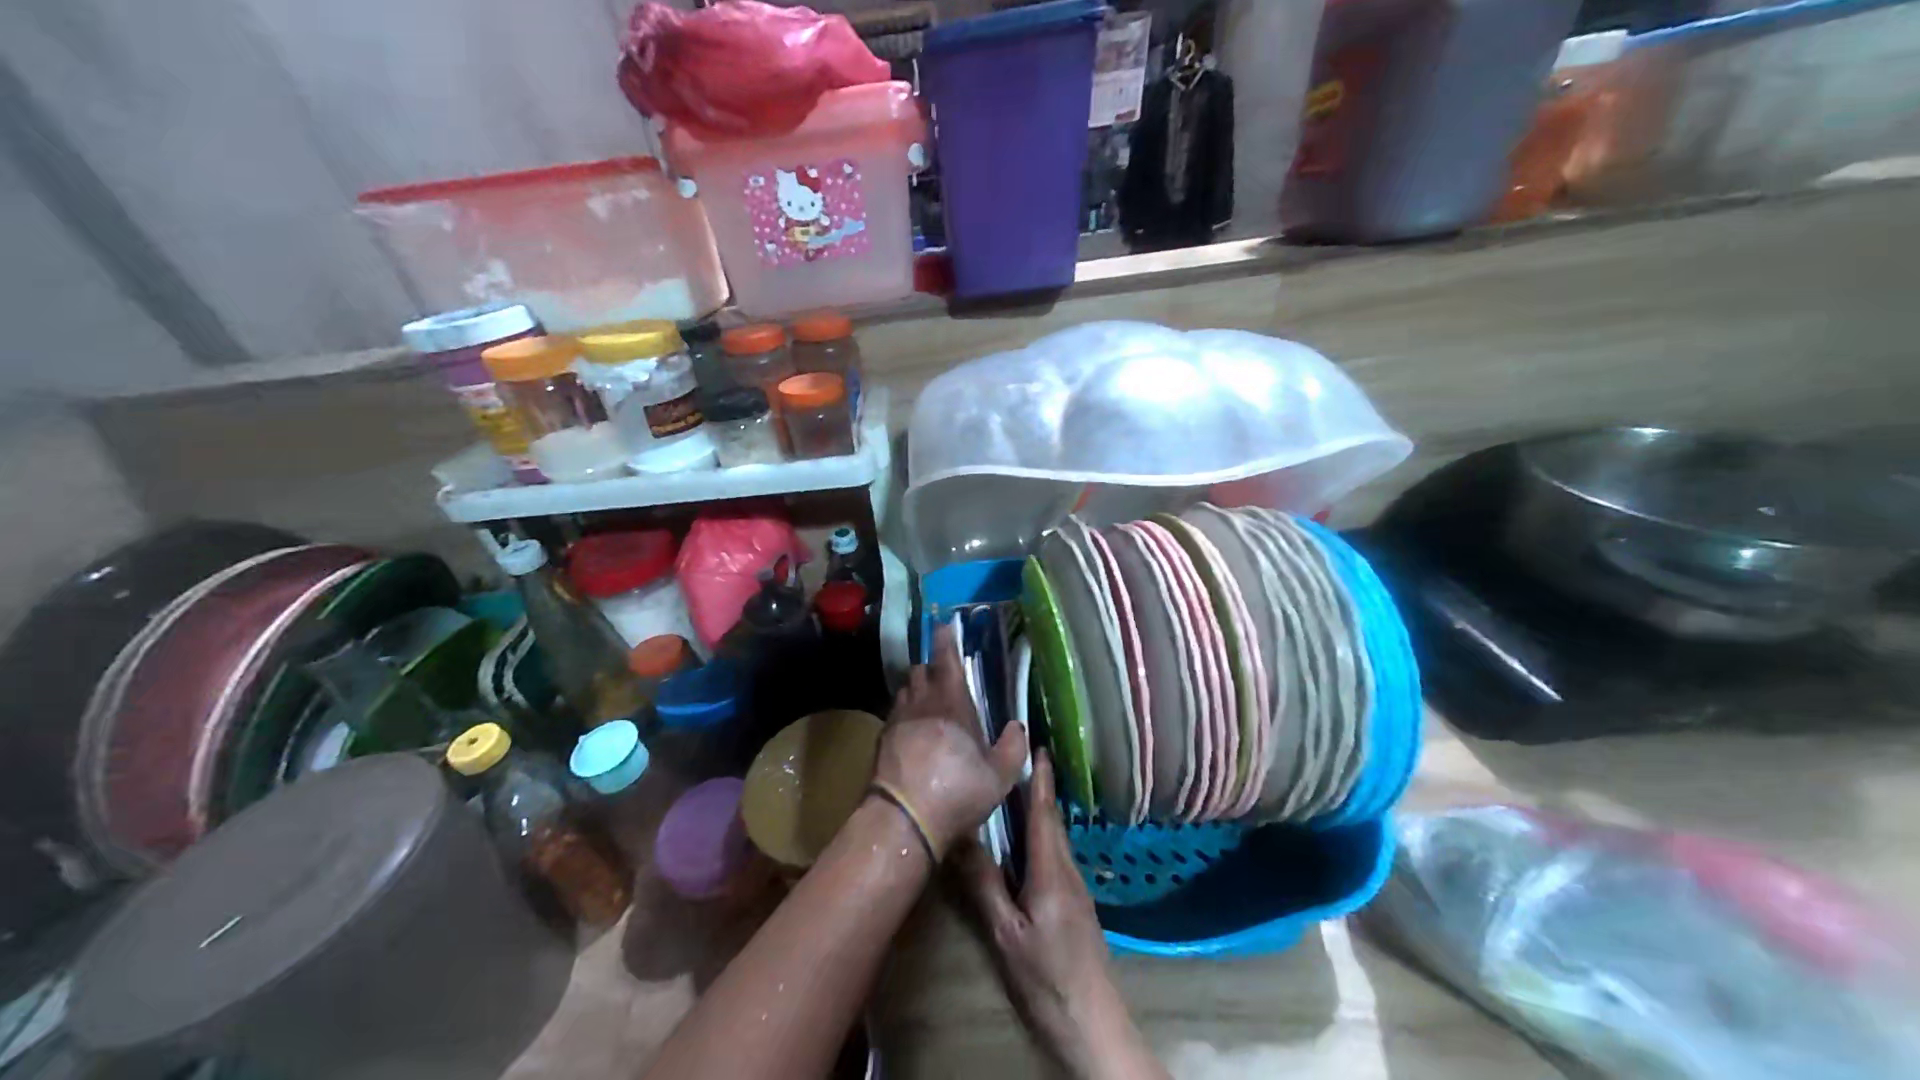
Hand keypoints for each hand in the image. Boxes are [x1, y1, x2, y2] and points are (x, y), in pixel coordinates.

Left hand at [875, 625, 1026, 855]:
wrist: (902, 820)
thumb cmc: (957, 792)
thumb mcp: (999, 777)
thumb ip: (1013, 749)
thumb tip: (1017, 727)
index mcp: (951, 704)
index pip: (946, 661)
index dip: (946, 641)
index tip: (944, 626)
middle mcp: (921, 704)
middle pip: (921, 672)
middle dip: (931, 667)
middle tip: (942, 672)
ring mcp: (897, 721)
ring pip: (905, 691)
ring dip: (916, 689)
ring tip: (926, 699)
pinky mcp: (881, 741)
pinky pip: (894, 715)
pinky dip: (904, 714)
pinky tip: (911, 730)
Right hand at [957, 751, 1166, 1079]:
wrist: (1092, 1020)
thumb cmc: (1046, 976)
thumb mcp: (1006, 934)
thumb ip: (986, 886)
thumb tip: (963, 838)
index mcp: (1051, 872)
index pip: (1044, 815)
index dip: (1041, 780)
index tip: (1038, 748)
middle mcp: (1068, 872)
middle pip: (1052, 823)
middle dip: (1040, 790)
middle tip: (1019, 762)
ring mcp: (1076, 890)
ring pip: (1056, 840)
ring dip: (1041, 813)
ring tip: (1018, 794)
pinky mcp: (1076, 905)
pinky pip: (1057, 857)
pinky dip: (1043, 837)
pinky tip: (1027, 845)